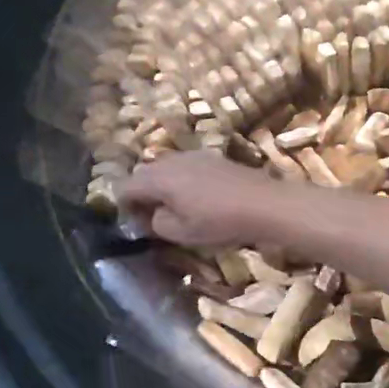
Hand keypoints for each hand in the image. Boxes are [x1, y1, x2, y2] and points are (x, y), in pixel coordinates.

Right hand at [119, 152, 301, 246]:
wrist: (265, 204)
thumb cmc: (219, 221)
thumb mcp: (181, 232)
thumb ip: (157, 222)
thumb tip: (151, 215)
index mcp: (159, 177)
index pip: (126, 185)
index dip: (123, 205)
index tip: (133, 223)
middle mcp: (173, 159)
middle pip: (145, 173)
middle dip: (142, 193)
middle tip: (151, 217)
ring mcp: (195, 155)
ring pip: (167, 168)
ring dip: (163, 186)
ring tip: (175, 209)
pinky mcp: (214, 158)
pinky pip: (186, 167)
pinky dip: (182, 181)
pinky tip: (198, 199)